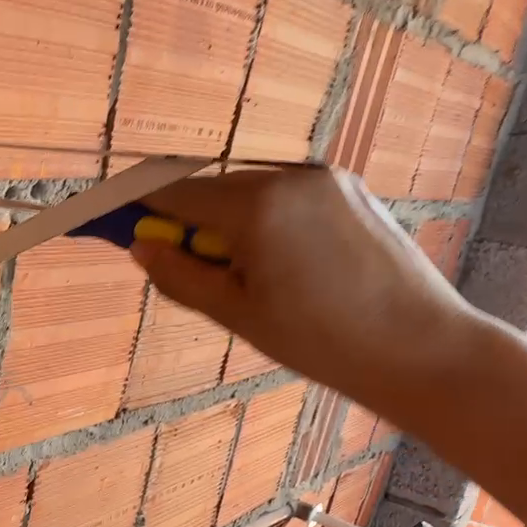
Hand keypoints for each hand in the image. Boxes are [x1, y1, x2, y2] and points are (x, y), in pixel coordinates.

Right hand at [130, 167, 490, 407]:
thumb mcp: (234, 314)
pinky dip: (265, 223)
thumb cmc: (319, 340)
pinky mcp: (351, 190)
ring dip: (229, 225)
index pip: (172, 192)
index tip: (104, 213)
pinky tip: (288, 269)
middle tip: (193, 272)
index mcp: (257, 207)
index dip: (134, 204)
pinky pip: (285, 197)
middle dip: (188, 223)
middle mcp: (290, 177)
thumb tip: (140, 246)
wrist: (422, 349)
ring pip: (249, 193)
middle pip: (210, 190)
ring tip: (255, 281)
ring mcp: (326, 179)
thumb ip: (179, 274)